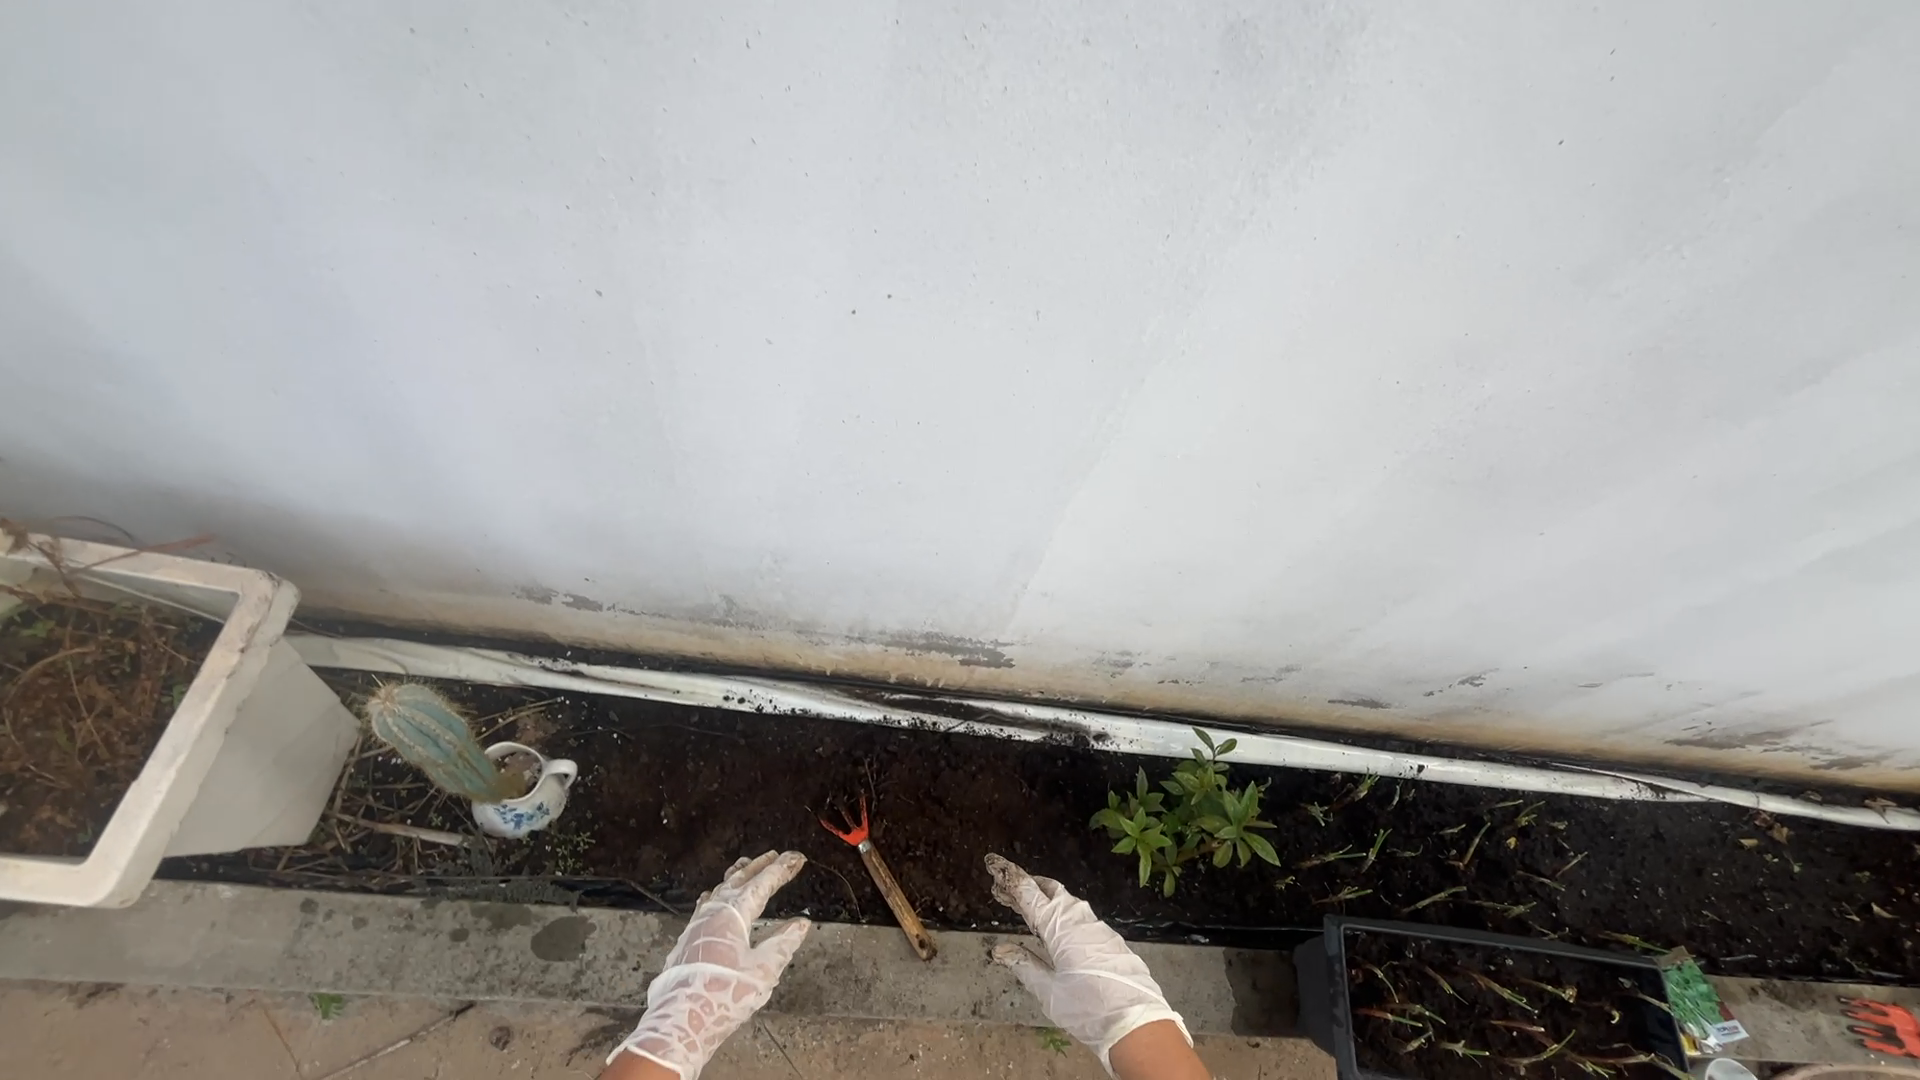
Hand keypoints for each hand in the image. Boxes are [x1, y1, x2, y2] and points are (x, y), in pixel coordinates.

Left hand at [605, 851, 811, 1079]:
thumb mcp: (764, 971)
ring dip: (737, 876)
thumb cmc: (725, 993)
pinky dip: (717, 893)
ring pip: (720, 889)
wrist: (680, 1021)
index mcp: (734, 913)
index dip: (781, 869)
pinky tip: (712, 896)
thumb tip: (801, 922)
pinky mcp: (688, 938)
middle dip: (758, 866)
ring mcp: (697, 923)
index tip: (798, 857)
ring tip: (745, 865)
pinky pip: (706, 904)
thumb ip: (783, 943)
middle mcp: (714, 911)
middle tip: (774, 855)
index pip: (762, 883)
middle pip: (739, 880)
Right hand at [984, 854, 1196, 1075]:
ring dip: (1044, 900)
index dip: (1009, 877)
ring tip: (1027, 910)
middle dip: (1026, 885)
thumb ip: (1024, 965)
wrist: (1137, 1023)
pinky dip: (1061, 914)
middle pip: (1049, 889)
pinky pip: (1079, 916)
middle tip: (1005, 891)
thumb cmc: (1088, 1008)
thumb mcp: (1049, 991)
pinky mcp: (1108, 939)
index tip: (994, 864)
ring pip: (1066, 902)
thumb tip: (999, 949)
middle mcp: (1078, 917)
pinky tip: (1056, 929)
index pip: (1028, 892)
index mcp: (1058, 925)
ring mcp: (1096, 926)